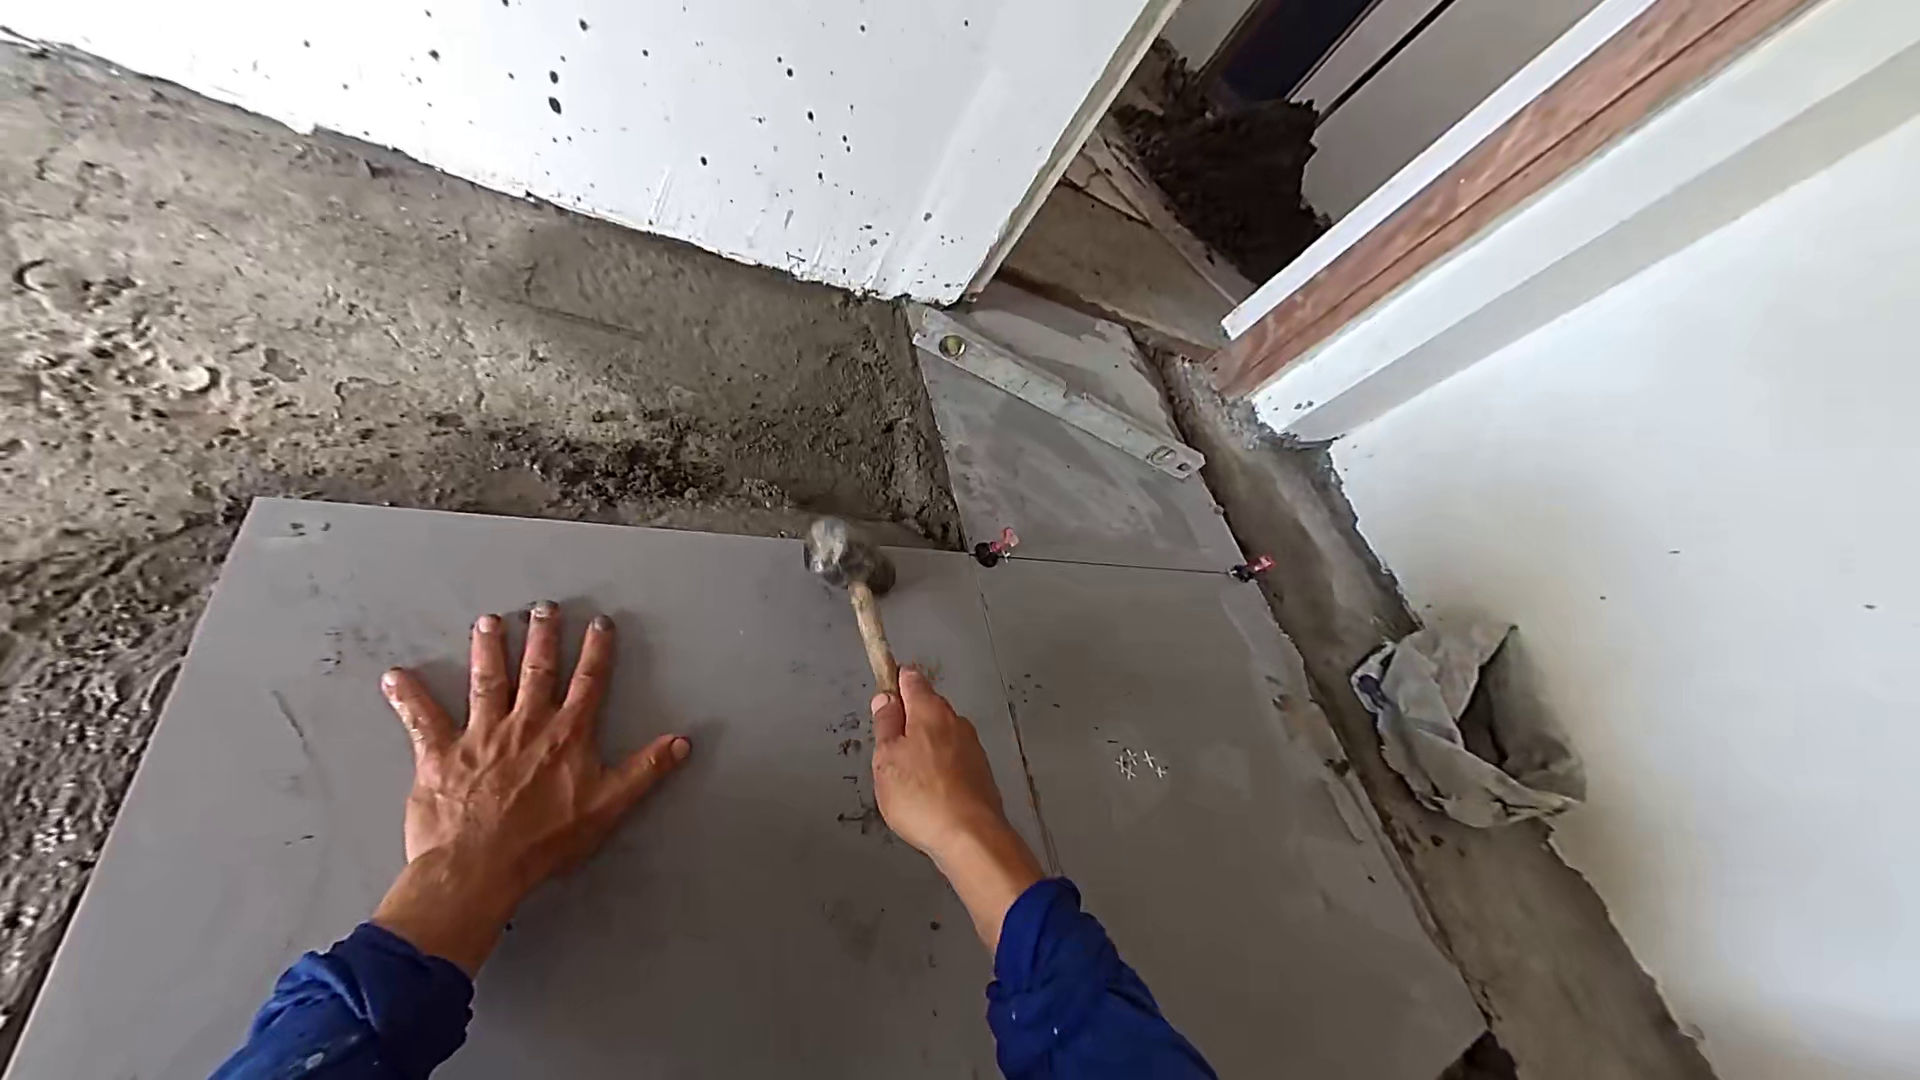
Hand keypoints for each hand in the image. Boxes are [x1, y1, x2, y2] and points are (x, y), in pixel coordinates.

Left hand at [371, 602, 689, 972]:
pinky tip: (395, 675)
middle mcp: (527, 723)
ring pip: (487, 682)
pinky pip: (422, 720)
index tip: (600, 623)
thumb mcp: (609, 805)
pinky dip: (409, 697)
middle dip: (543, 636)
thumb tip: (683, 741)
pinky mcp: (440, 756)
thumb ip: (646, 769)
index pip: (589, 681)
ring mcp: (481, 736)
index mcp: (567, 733)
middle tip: (543, 607)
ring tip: (489, 620)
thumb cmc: (546, 839)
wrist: (477, 872)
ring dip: (489, 649)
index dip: (597, 650)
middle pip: (538, 670)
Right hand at [871, 668, 1041, 947]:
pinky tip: (928, 790)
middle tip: (887, 746)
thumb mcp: (886, 758)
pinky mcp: (979, 770)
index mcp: (929, 710)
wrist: (970, 835)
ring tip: (906, 776)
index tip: (884, 687)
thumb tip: (885, 698)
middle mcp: (955, 720)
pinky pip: (953, 757)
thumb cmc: (921, 796)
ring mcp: (971, 744)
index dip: (895, 680)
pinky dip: (939, 765)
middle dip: (908, 718)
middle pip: (927, 705)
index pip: (911, 678)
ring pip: (941, 733)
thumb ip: (885, 724)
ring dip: (924, 744)